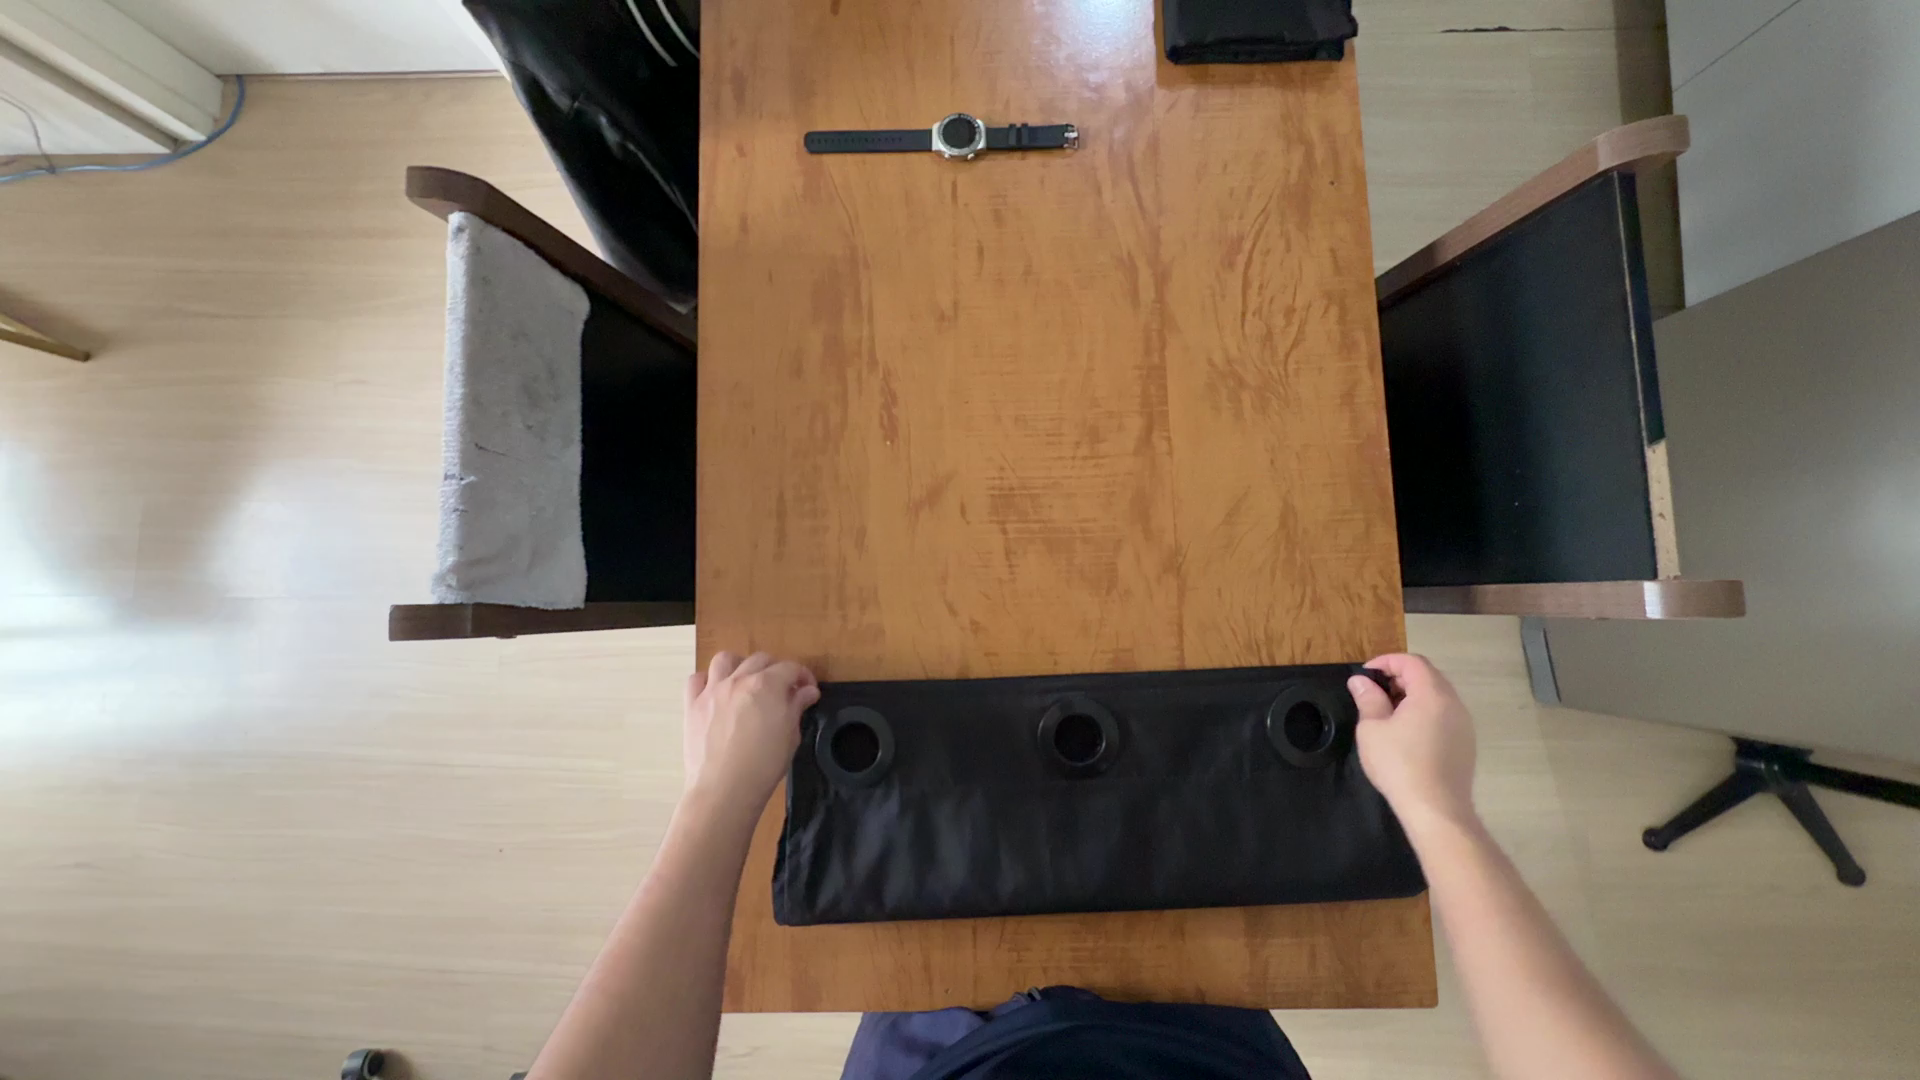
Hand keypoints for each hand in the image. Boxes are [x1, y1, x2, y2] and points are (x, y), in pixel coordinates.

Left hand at [683, 651, 820, 808]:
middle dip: (776, 670)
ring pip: (725, 659)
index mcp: (767, 685)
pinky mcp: (692, 705)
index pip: (791, 668)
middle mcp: (739, 680)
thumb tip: (807, 691)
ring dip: (740, 665)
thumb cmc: (764, 765)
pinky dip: (707, 680)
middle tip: (782, 690)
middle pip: (760, 659)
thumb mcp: (790, 735)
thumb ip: (796, 707)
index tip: (808, 691)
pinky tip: (716, 693)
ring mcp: (712, 690)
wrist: (724, 789)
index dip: (803, 677)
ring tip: (746, 681)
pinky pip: (696, 679)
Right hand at [1348, 654, 1478, 834]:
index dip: (1386, 662)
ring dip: (1412, 694)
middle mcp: (1454, 704)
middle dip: (1399, 676)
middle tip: (1374, 691)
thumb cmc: (1399, 764)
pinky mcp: (1466, 742)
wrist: (1436, 808)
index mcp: (1432, 694)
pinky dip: (1424, 710)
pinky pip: (1444, 713)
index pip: (1412, 662)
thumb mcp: (1372, 729)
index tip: (1364, 676)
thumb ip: (1368, 699)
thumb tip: (1360, 682)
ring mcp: (1464, 724)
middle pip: (1428, 675)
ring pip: (1438, 695)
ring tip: (1387, 711)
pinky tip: (1406, 731)